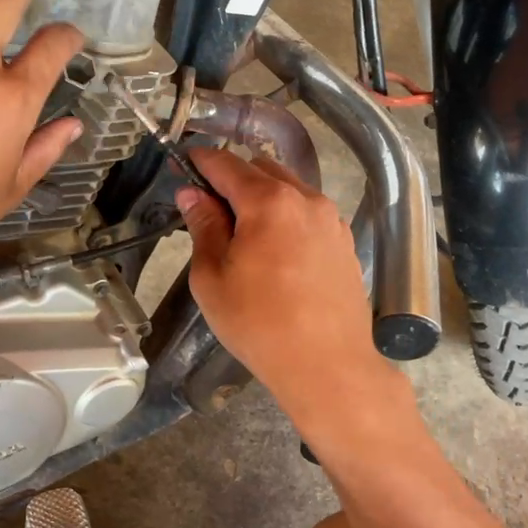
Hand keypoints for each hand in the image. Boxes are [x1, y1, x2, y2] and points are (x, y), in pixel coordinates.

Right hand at [177, 148, 403, 417]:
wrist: (327, 366)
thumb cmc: (258, 323)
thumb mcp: (212, 276)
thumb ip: (204, 227)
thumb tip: (193, 194)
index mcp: (269, 202)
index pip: (227, 164)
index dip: (200, 161)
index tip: (183, 163)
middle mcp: (306, 199)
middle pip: (261, 170)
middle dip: (231, 178)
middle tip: (206, 205)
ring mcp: (331, 220)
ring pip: (288, 190)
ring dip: (260, 197)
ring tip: (239, 230)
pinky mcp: (344, 243)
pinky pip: (307, 213)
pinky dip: (284, 216)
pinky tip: (271, 249)